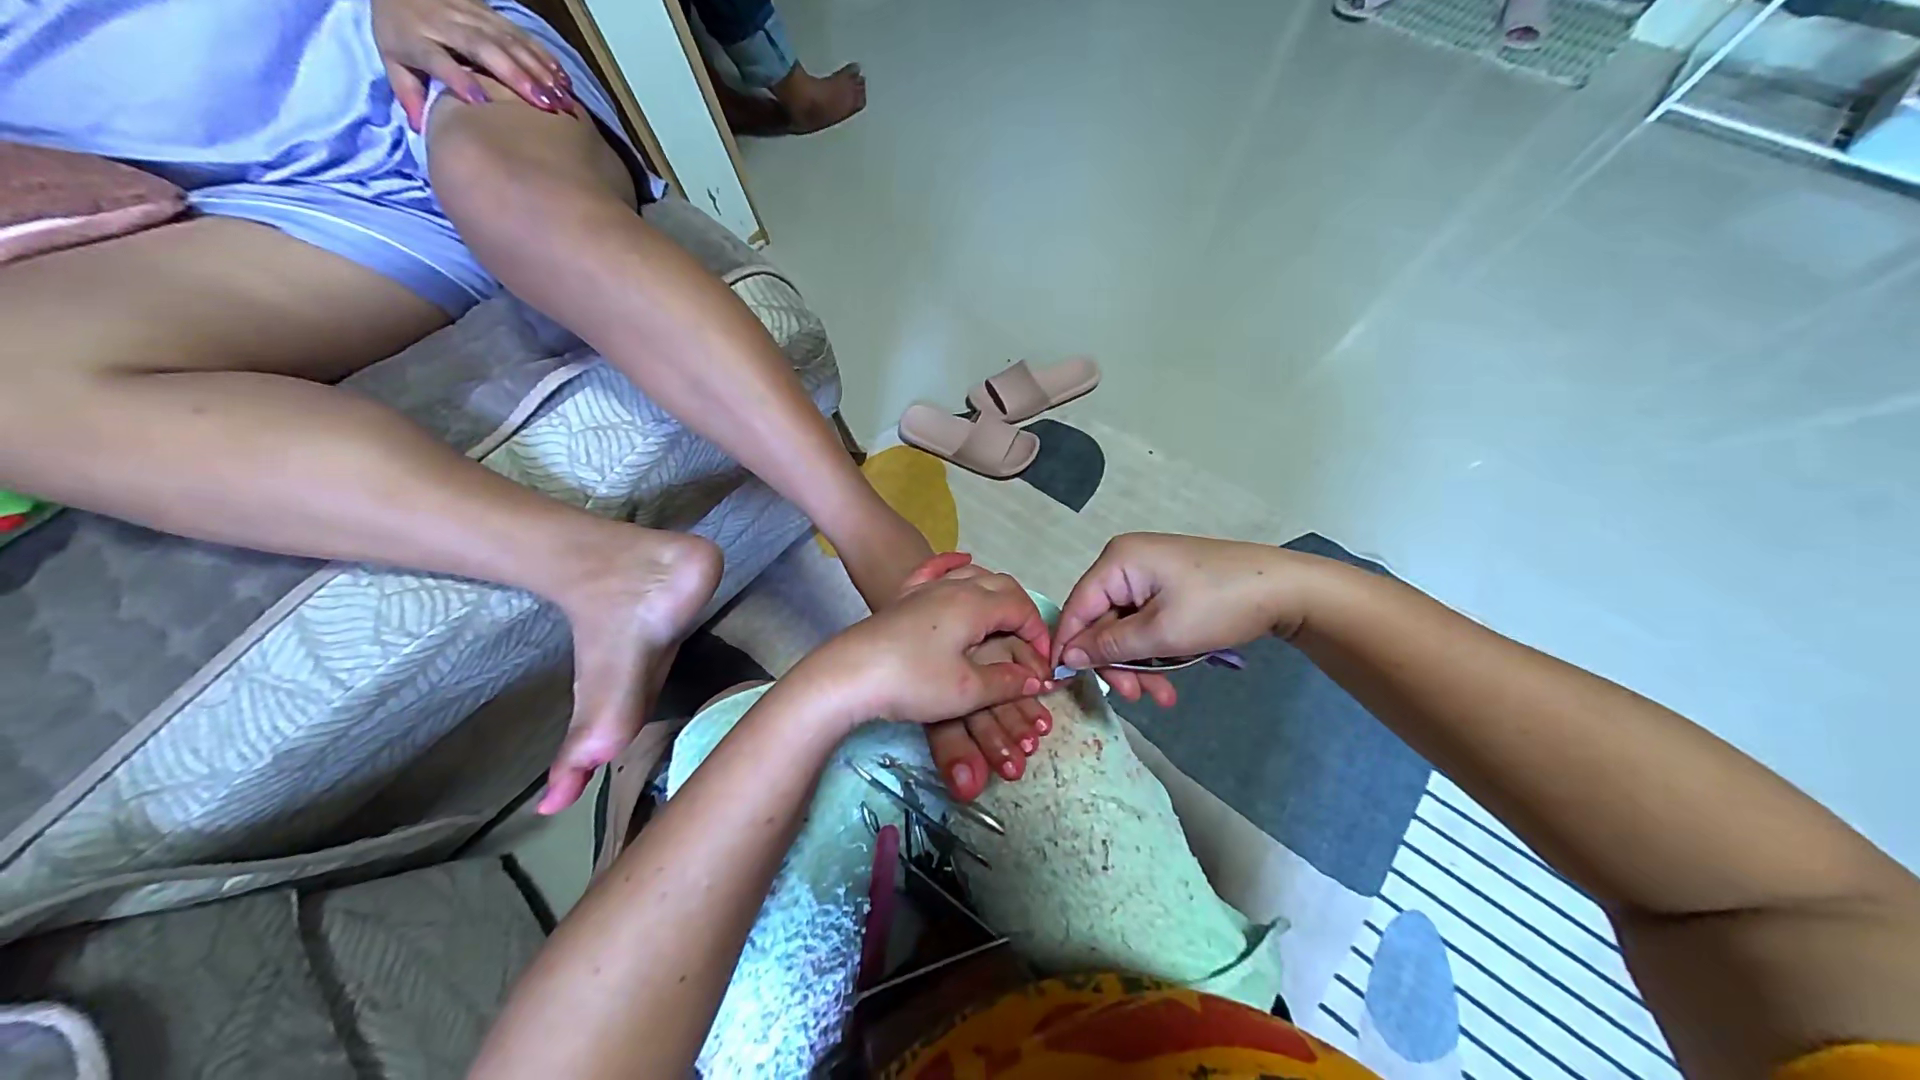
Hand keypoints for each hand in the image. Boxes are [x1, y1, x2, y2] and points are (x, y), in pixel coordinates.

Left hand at [372, 0, 576, 129]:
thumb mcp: (392, 60)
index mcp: (415, 38)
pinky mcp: (487, 10)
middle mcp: (442, 22)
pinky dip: (543, 55)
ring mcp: (467, 13)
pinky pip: (519, 32)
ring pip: (506, 40)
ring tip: (561, 97)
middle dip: (515, 75)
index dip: (459, 79)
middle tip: (544, 104)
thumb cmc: (400, 33)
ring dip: (537, 69)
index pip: (438, 59)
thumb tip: (422, 129)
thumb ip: (408, 93)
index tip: (481, 102)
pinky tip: (563, 78)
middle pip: (481, 48)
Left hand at [791, 569, 1054, 732]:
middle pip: (1002, 585)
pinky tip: (962, 561)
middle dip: (1022, 612)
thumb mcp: (967, 691)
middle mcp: (955, 587)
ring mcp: (927, 588)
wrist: (849, 675)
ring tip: (1002, 618)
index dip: (1039, 634)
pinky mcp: (905, 597)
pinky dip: (956, 565)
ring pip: (973, 574)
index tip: (1042, 665)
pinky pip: (937, 570)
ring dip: (995, 593)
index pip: (1022, 608)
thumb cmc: (913, 682)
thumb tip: (1035, 680)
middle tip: (1027, 646)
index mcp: (976, 604)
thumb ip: (1007, 682)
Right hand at [1053, 533, 1310, 704]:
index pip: (1077, 606)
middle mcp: (1126, 563)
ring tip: (1161, 696)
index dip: (1069, 645)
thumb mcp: (1161, 633)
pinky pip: (1145, 623)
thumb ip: (1109, 646)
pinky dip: (1154, 651)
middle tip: (1134, 697)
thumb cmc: (1219, 605)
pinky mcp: (1167, 588)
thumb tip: (1067, 656)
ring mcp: (1148, 575)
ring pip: (1125, 627)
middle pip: (1101, 620)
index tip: (1065, 683)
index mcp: (1118, 561)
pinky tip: (1169, 679)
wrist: (1287, 590)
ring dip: (1138, 663)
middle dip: (1116, 662)